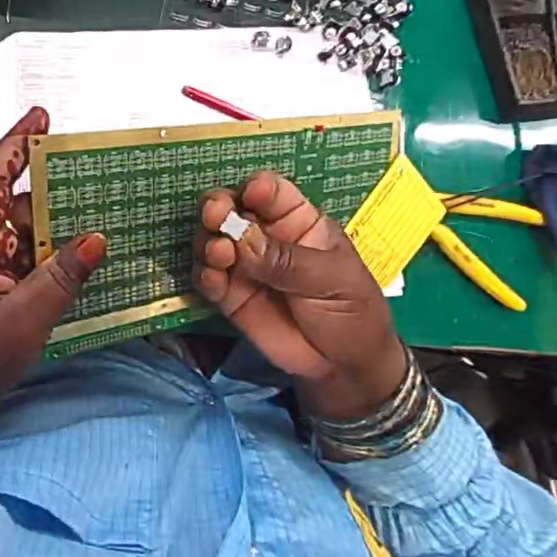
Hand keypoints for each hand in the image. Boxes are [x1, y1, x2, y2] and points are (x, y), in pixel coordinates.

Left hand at [0, 106, 106, 445]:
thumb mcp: (23, 319)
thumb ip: (61, 278)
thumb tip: (97, 238)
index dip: (13, 146)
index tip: (38, 116)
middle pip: (15, 200)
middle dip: (50, 179)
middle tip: (90, 161)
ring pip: (29, 227)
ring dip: (59, 217)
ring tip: (100, 201)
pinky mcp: (3, 282)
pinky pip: (34, 253)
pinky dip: (58, 247)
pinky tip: (87, 245)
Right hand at [193, 172, 405, 418]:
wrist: (343, 368)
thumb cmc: (353, 312)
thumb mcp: (332, 280)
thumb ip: (286, 261)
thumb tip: (242, 239)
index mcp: (296, 222)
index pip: (270, 192)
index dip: (256, 188)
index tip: (249, 195)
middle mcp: (263, 237)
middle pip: (231, 209)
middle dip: (218, 208)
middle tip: (215, 217)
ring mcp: (243, 265)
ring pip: (211, 240)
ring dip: (208, 242)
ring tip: (220, 256)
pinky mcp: (228, 295)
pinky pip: (207, 278)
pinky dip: (204, 275)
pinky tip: (213, 280)